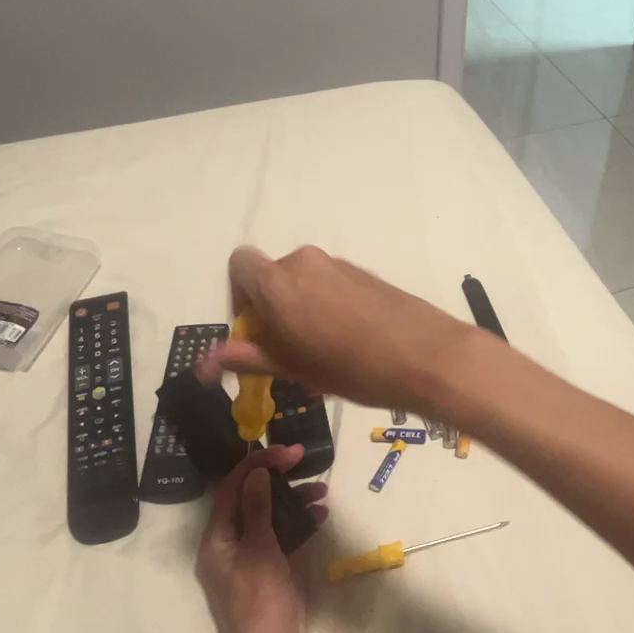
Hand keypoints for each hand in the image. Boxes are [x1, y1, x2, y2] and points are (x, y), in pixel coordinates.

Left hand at [194, 444, 328, 632]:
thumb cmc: (258, 604)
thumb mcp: (258, 552)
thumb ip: (258, 511)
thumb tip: (257, 474)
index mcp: (216, 539)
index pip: (232, 488)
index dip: (257, 464)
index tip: (285, 452)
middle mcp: (231, 543)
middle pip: (252, 498)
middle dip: (278, 478)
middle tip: (305, 459)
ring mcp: (252, 556)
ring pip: (270, 515)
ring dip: (293, 499)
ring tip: (321, 490)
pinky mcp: (272, 568)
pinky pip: (284, 536)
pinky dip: (301, 522)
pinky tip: (320, 515)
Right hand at [215, 245, 483, 416]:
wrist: (427, 355)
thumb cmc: (354, 368)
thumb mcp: (296, 369)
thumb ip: (250, 357)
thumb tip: (206, 361)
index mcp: (280, 283)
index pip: (239, 266)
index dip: (238, 297)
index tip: (254, 331)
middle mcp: (306, 263)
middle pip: (272, 275)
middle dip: (272, 308)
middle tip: (287, 349)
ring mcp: (339, 265)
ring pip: (304, 280)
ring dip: (301, 307)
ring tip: (321, 350)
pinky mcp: (365, 273)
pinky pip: (330, 282)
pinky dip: (327, 304)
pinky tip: (349, 339)